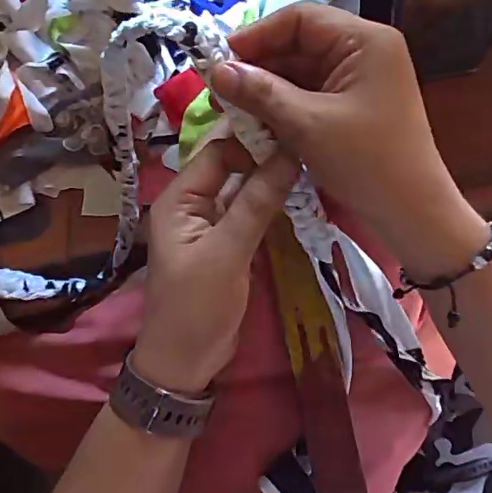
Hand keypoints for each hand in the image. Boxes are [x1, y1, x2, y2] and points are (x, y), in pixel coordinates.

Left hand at [132, 140, 298, 393]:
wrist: (186, 362)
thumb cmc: (196, 306)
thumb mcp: (227, 253)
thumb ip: (256, 203)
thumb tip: (289, 154)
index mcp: (179, 199)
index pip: (218, 151)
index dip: (253, 138)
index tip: (294, 130)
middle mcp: (195, 204)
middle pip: (233, 165)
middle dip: (266, 153)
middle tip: (309, 141)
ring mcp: (214, 224)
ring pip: (246, 188)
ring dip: (273, 177)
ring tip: (312, 160)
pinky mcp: (232, 243)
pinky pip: (253, 211)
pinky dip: (274, 202)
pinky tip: (301, 192)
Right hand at [207, 2, 488, 278]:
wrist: (413, 213)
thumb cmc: (368, 163)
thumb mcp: (308, 125)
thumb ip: (260, 93)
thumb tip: (216, 71)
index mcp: (364, 41)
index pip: (299, 18)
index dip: (255, 35)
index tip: (219, 61)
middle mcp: (364, 51)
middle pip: (298, 43)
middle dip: (258, 66)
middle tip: (219, 91)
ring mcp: (360, 79)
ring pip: (301, 71)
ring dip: (267, 89)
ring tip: (231, 110)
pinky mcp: (354, 105)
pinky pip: (311, 94)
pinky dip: (283, 106)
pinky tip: (256, 122)